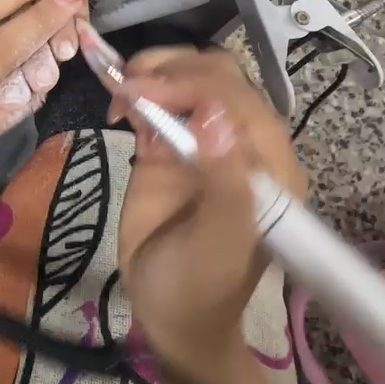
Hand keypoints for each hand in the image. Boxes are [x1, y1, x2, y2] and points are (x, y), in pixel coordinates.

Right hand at [108, 42, 305, 383]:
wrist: (169, 314)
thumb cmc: (199, 289)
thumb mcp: (216, 250)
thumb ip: (224, 186)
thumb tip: (214, 117)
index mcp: (268, 167)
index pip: (236, 100)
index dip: (189, 84)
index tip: (138, 91)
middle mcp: (243, 143)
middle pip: (216, 75)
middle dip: (170, 69)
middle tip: (124, 86)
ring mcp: (206, 139)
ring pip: (191, 75)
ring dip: (154, 69)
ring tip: (118, 87)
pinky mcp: (173, 141)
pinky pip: (161, 98)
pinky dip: (137, 86)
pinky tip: (116, 99)